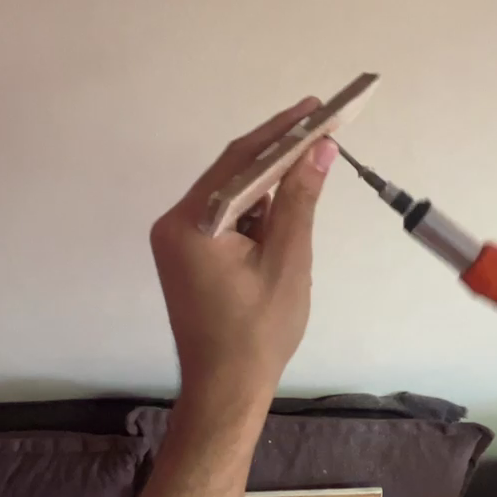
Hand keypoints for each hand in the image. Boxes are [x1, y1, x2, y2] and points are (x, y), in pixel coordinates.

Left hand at [150, 97, 337, 420]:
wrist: (225, 388)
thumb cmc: (259, 332)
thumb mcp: (288, 261)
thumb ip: (300, 200)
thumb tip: (321, 149)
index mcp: (192, 224)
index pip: (241, 163)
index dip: (281, 132)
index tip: (315, 107)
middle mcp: (175, 224)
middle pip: (231, 173)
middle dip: (276, 151)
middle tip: (318, 123)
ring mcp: (178, 239)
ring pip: (229, 193)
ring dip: (268, 180)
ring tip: (309, 158)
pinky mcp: (188, 253)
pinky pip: (225, 215)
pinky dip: (256, 207)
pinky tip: (285, 200)